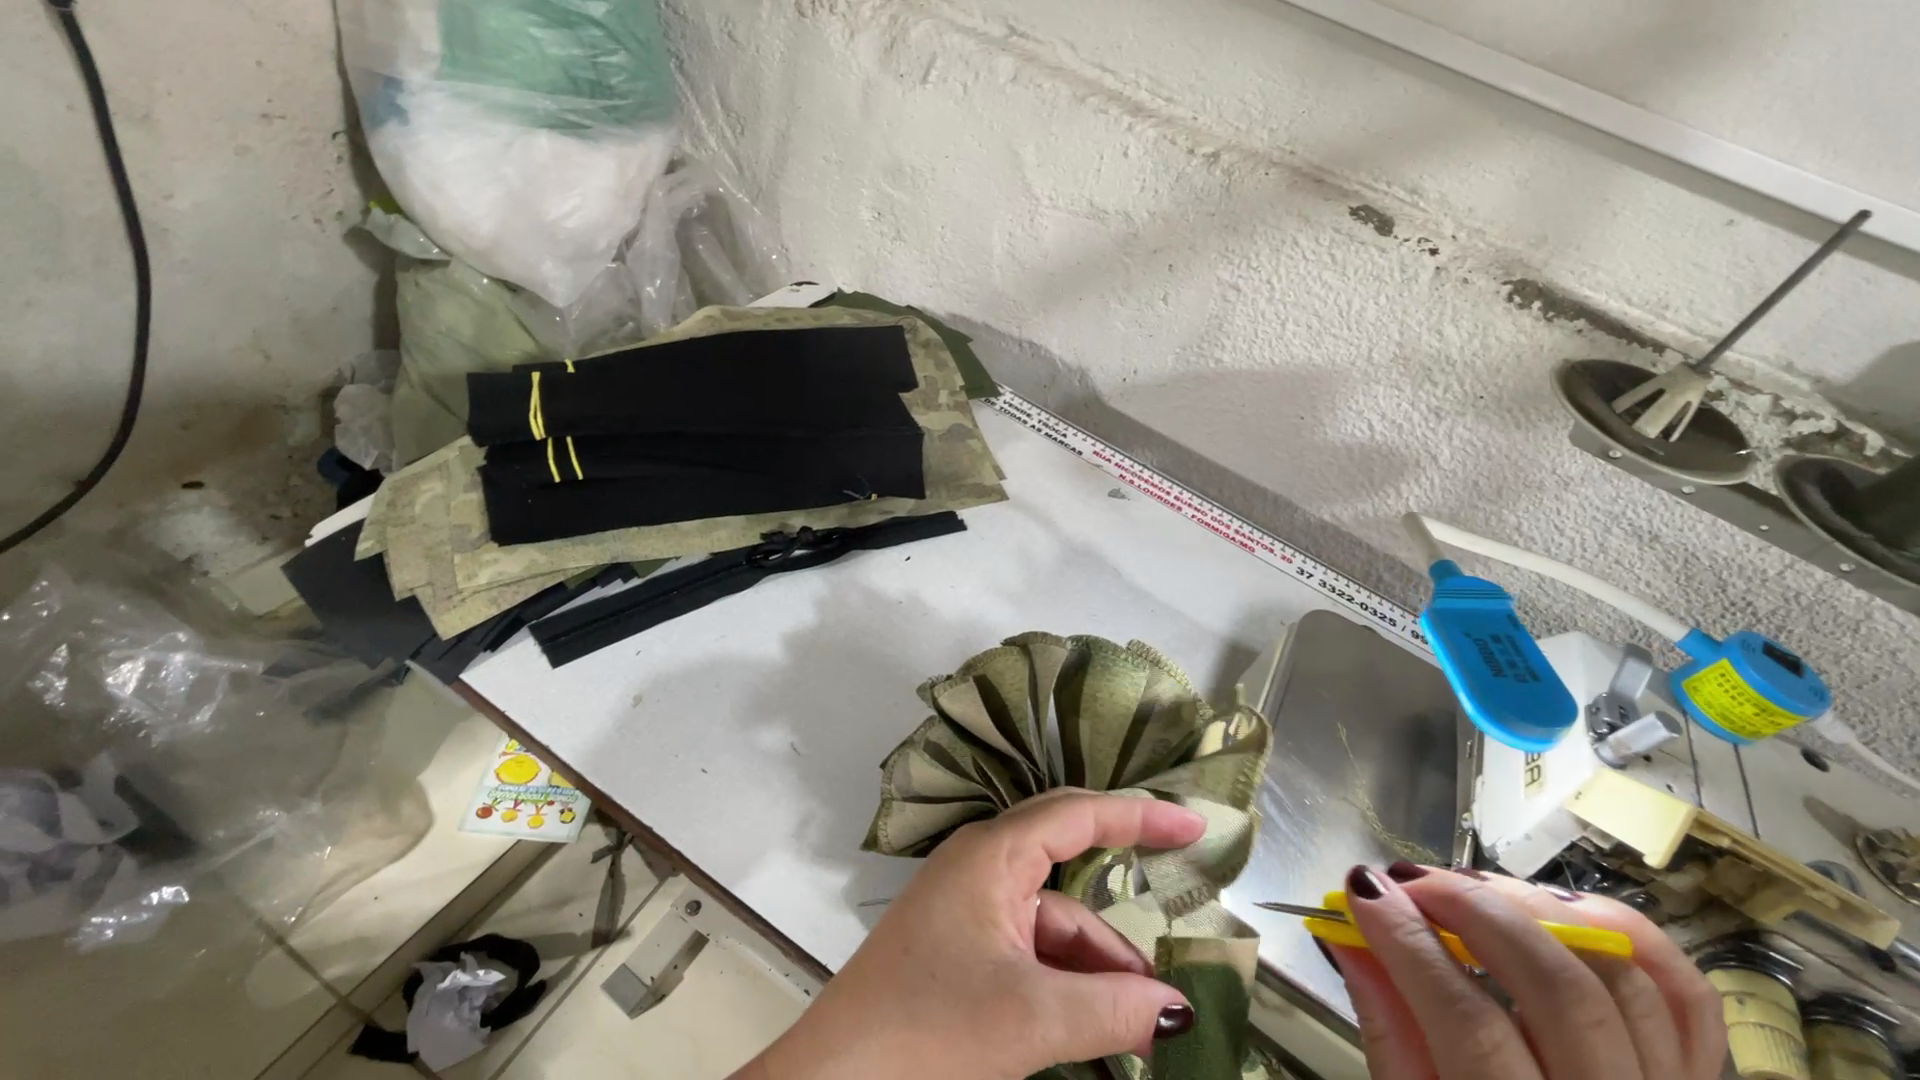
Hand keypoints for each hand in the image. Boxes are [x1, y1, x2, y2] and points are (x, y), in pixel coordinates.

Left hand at [733, 790, 1207, 1079]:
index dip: (1139, 814)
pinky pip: (1033, 949)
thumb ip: (1113, 1007)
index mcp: (991, 855)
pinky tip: (1103, 1022)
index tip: (1195, 823)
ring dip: (1100, 961)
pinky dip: (1070, 980)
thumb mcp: (1030, 1018)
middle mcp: (980, 867)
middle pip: (1068, 859)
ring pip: (1055, 918)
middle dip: (1123, 889)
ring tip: (1146, 1016)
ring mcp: (970, 907)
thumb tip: (1178, 1009)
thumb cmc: (928, 1027)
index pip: (1077, 813)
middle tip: (1183, 901)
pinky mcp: (963, 947)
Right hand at [1329, 863, 1725, 1079]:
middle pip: (1559, 989)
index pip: (1469, 1023)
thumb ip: (1387, 1029)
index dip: (1409, 943)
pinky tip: (1562, 910)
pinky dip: (1628, 932)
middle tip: (1413, 882)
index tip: (1361, 889)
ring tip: (1471, 889)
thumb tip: (1349, 934)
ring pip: (1622, 975)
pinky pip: (1686, 994)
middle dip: (1474, 910)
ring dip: (1535, 909)